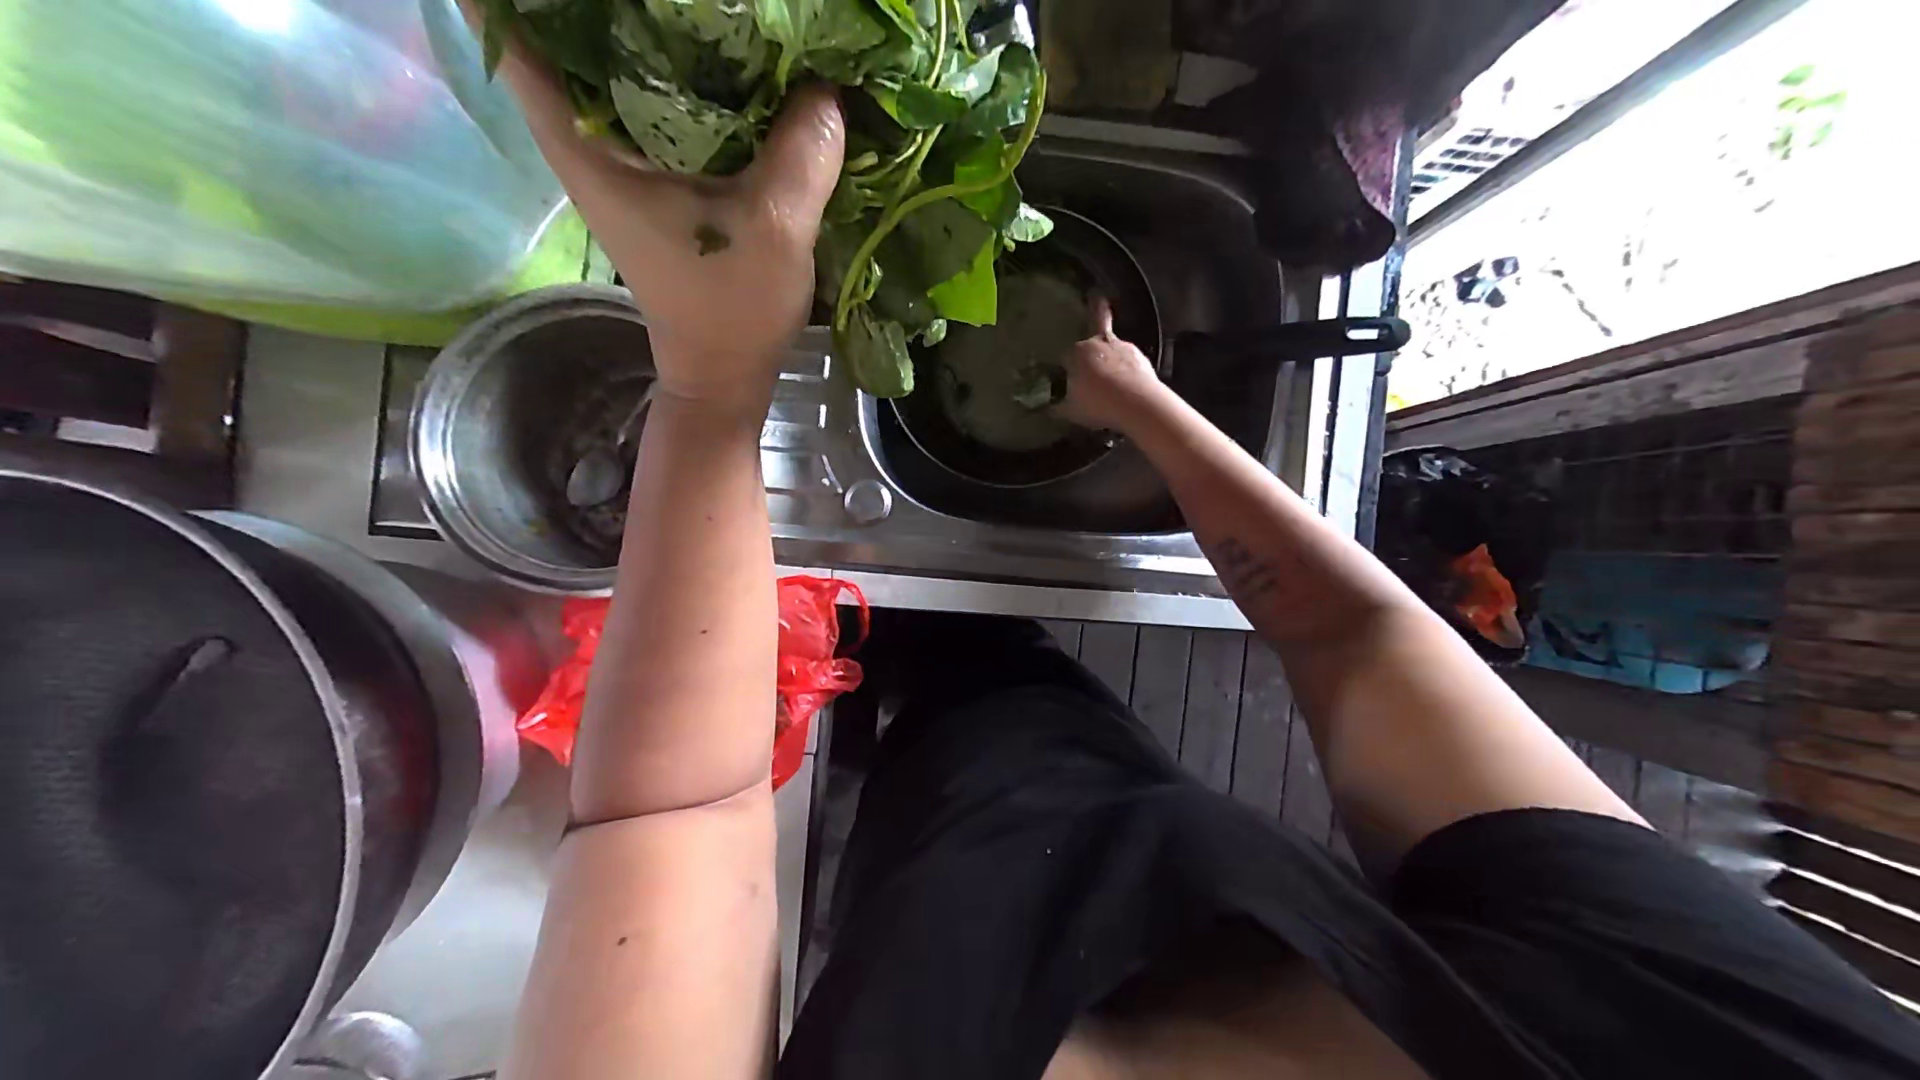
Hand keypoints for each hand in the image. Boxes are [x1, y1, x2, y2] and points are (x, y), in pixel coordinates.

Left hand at [471, 5, 845, 412]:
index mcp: (588, 147)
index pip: (512, 28)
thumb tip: (826, 83)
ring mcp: (621, 161)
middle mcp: (590, 143)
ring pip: (608, 61)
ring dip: (641, 24)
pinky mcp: (656, 177)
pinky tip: (720, 54)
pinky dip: (676, 69)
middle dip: (602, 0)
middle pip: (560, 28)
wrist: (725, 372)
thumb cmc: (734, 310)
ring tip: (698, 7)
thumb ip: (802, 151)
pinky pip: (651, 98)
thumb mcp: (777, 231)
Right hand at [1055, 298, 1164, 430]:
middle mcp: (1097, 343)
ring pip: (1113, 340)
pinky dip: (1127, 363)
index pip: (1066, 354)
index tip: (1066, 373)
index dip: (1066, 364)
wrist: (1137, 404)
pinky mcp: (1140, 355)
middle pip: (1096, 320)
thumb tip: (1046, 410)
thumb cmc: (1098, 405)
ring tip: (1112, 364)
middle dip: (1096, 306)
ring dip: (1112, 347)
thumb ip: (1057, 408)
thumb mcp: (1071, 411)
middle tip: (1096, 295)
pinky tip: (1127, 379)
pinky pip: (1128, 356)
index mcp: (1076, 353)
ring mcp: (1121, 346)